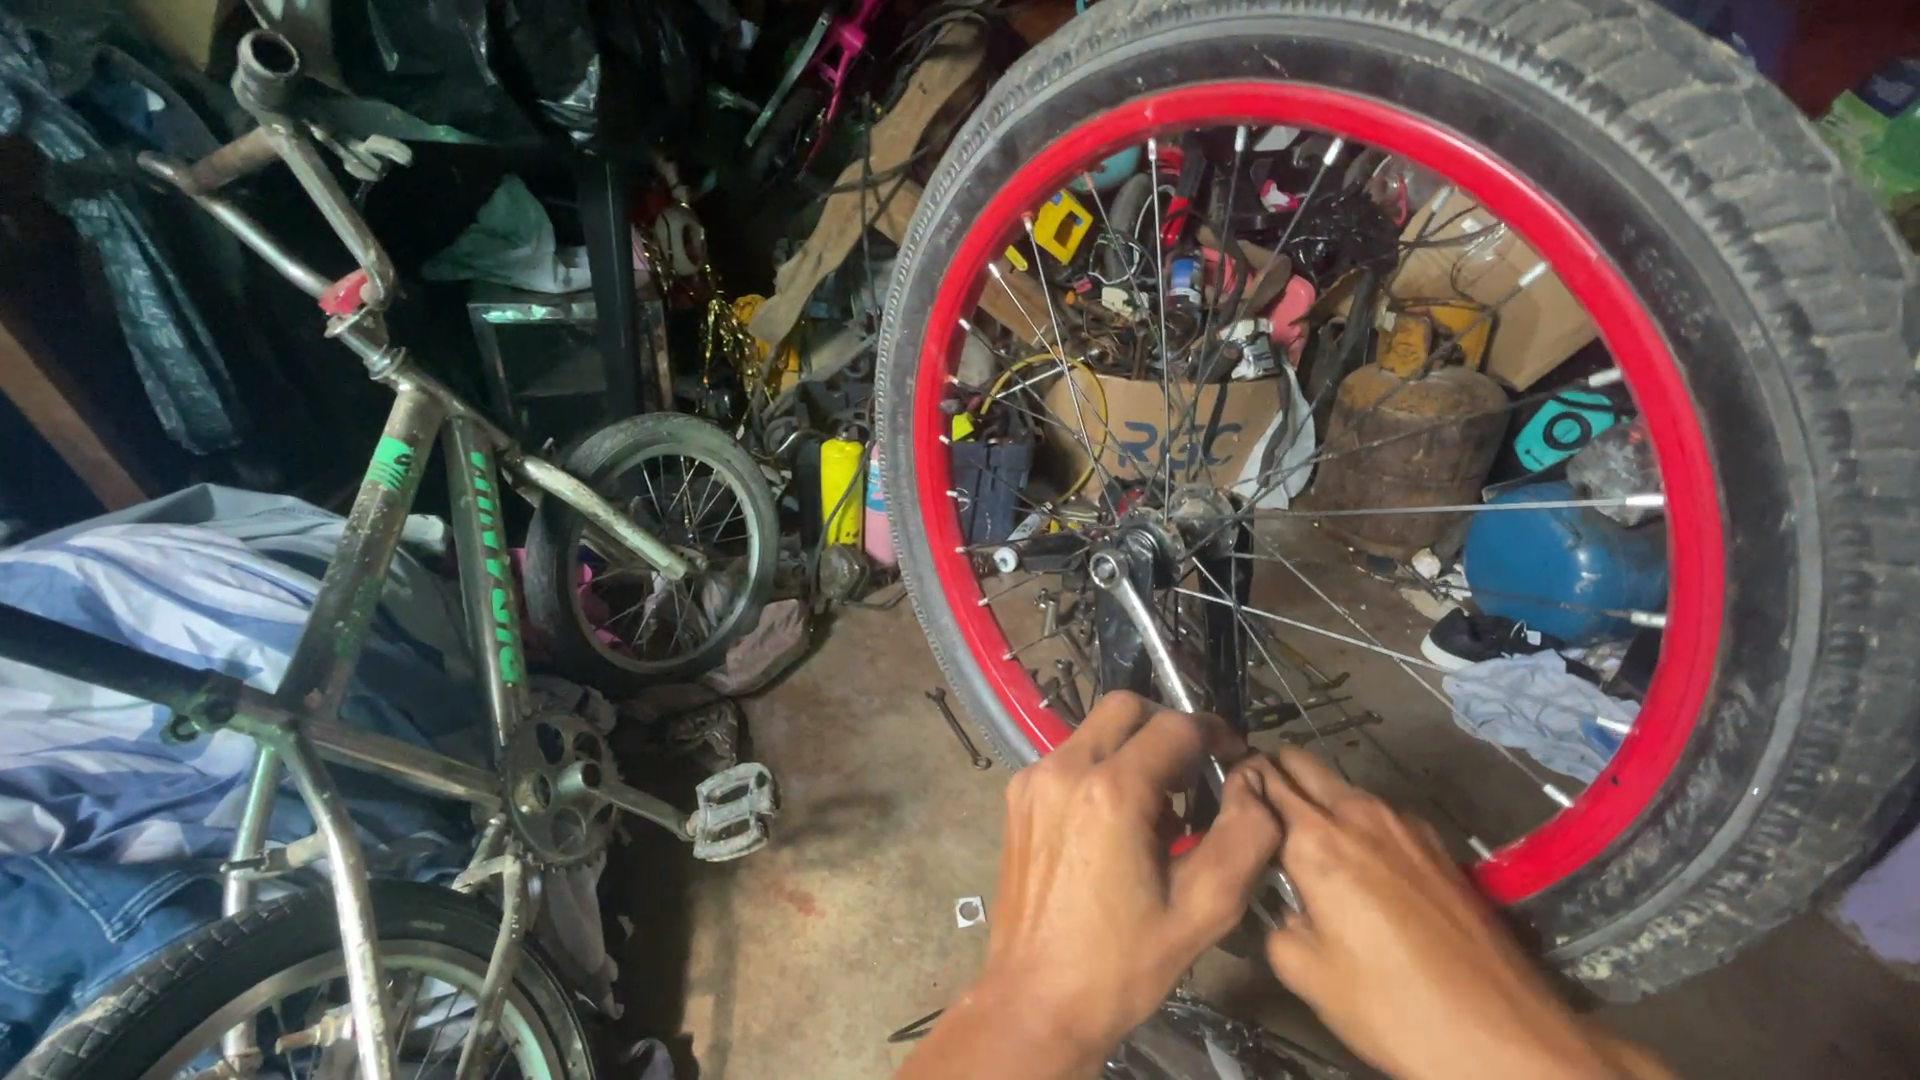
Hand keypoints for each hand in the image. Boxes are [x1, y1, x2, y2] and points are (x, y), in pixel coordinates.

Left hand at [896, 691, 1288, 1078]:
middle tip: (1193, 775)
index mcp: (1111, 792)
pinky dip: (1101, 768)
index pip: (1174, 727)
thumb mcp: (1203, 909)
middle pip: (1125, 707)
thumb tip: (1256, 785)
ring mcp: (1033, 779)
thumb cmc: (1122, 962)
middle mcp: (1064, 769)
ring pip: (1094, 730)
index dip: (1213, 733)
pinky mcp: (1017, 796)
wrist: (1035, 999)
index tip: (1233, 758)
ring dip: (1133, 749)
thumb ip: (1244, 838)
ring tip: (1158, 808)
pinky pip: (1069, 757)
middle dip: (1167, 727)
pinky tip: (1116, 822)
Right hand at [1260, 747, 1672, 1079]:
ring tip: (1311, 848)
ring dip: (1318, 801)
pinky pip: (1379, 815)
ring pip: (1342, 787)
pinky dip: (1358, 824)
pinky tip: (1364, 871)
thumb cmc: (1393, 1007)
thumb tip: (1282, 901)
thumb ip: (1273, 918)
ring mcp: (1404, 824)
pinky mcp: (1438, 844)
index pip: (1262, 777)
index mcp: (1316, 839)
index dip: (1238, 780)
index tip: (1227, 798)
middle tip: (1262, 814)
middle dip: (1276, 775)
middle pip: (1302, 762)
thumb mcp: (1304, 972)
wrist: (1508, 1040)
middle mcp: (1358, 814)